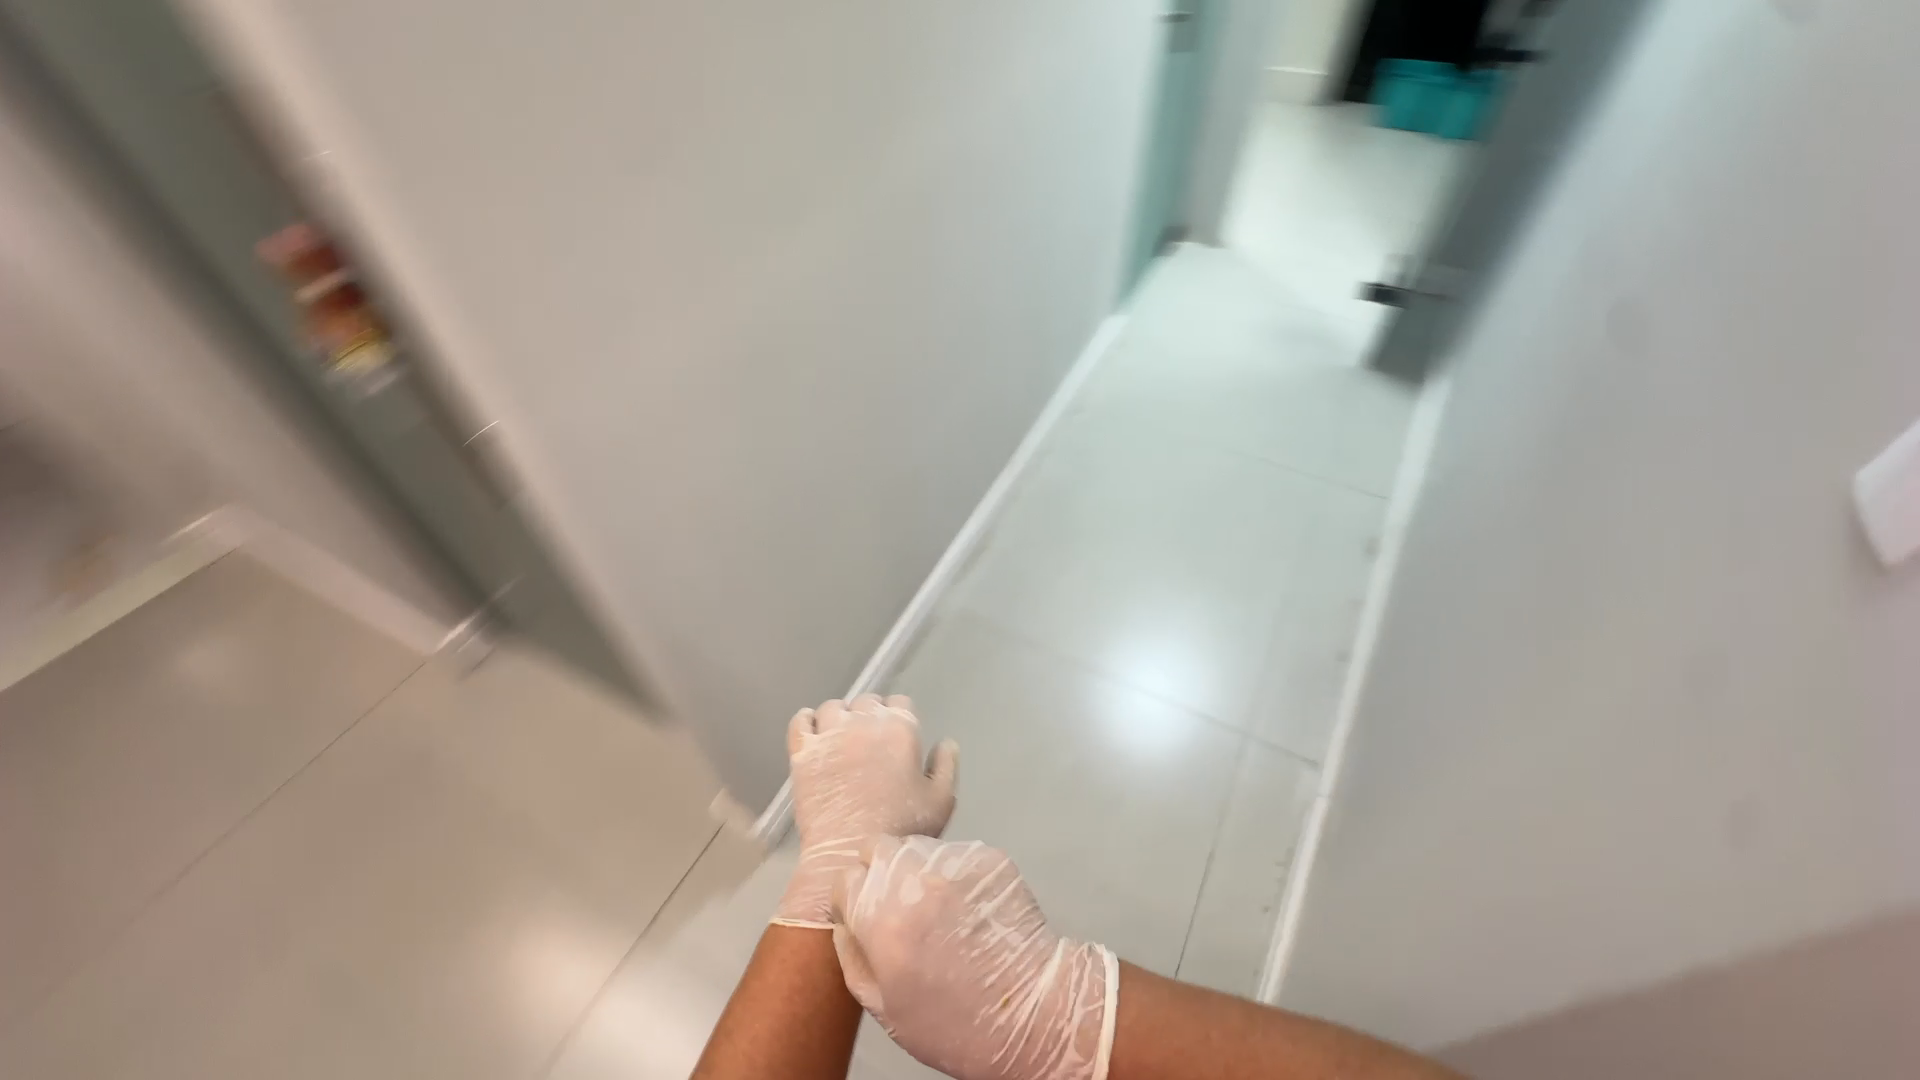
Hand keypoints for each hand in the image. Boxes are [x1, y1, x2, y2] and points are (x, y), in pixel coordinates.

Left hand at [770, 694, 958, 928]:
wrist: (850, 854)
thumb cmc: (902, 829)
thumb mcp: (941, 800)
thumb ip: (946, 765)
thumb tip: (946, 742)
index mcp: (900, 728)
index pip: (900, 702)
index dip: (900, 715)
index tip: (897, 734)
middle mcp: (863, 722)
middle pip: (866, 701)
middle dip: (870, 715)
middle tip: (870, 740)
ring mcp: (830, 734)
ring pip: (833, 707)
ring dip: (840, 717)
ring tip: (841, 737)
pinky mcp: (803, 752)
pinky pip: (800, 720)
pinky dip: (807, 721)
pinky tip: (814, 733)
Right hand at [831, 837, 1116, 1079]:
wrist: (1033, 1011)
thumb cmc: (954, 1021)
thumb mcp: (883, 1007)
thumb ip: (852, 954)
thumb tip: (843, 918)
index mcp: (882, 918)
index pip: (844, 879)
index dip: (851, 900)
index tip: (865, 916)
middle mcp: (915, 877)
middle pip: (876, 848)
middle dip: (878, 871)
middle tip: (897, 903)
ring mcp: (955, 861)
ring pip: (916, 845)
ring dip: (915, 867)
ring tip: (936, 906)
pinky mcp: (988, 855)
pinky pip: (954, 852)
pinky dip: (952, 870)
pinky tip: (966, 904)